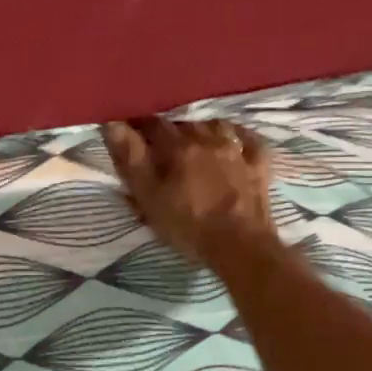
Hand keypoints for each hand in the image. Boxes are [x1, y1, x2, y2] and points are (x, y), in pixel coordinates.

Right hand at [104, 118, 279, 263]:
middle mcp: (208, 140)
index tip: (127, 129)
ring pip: (217, 125)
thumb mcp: (148, 196)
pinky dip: (240, 135)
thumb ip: (130, 158)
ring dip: (202, 127)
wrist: (241, 247)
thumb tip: (112, 123)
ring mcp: (237, 152)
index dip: (137, 123)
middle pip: (184, 123)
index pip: (151, 124)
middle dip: (168, 127)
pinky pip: (250, 141)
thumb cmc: (187, 224)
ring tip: (192, 138)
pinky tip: (233, 138)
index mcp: (178, 147)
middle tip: (158, 143)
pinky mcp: (259, 167)